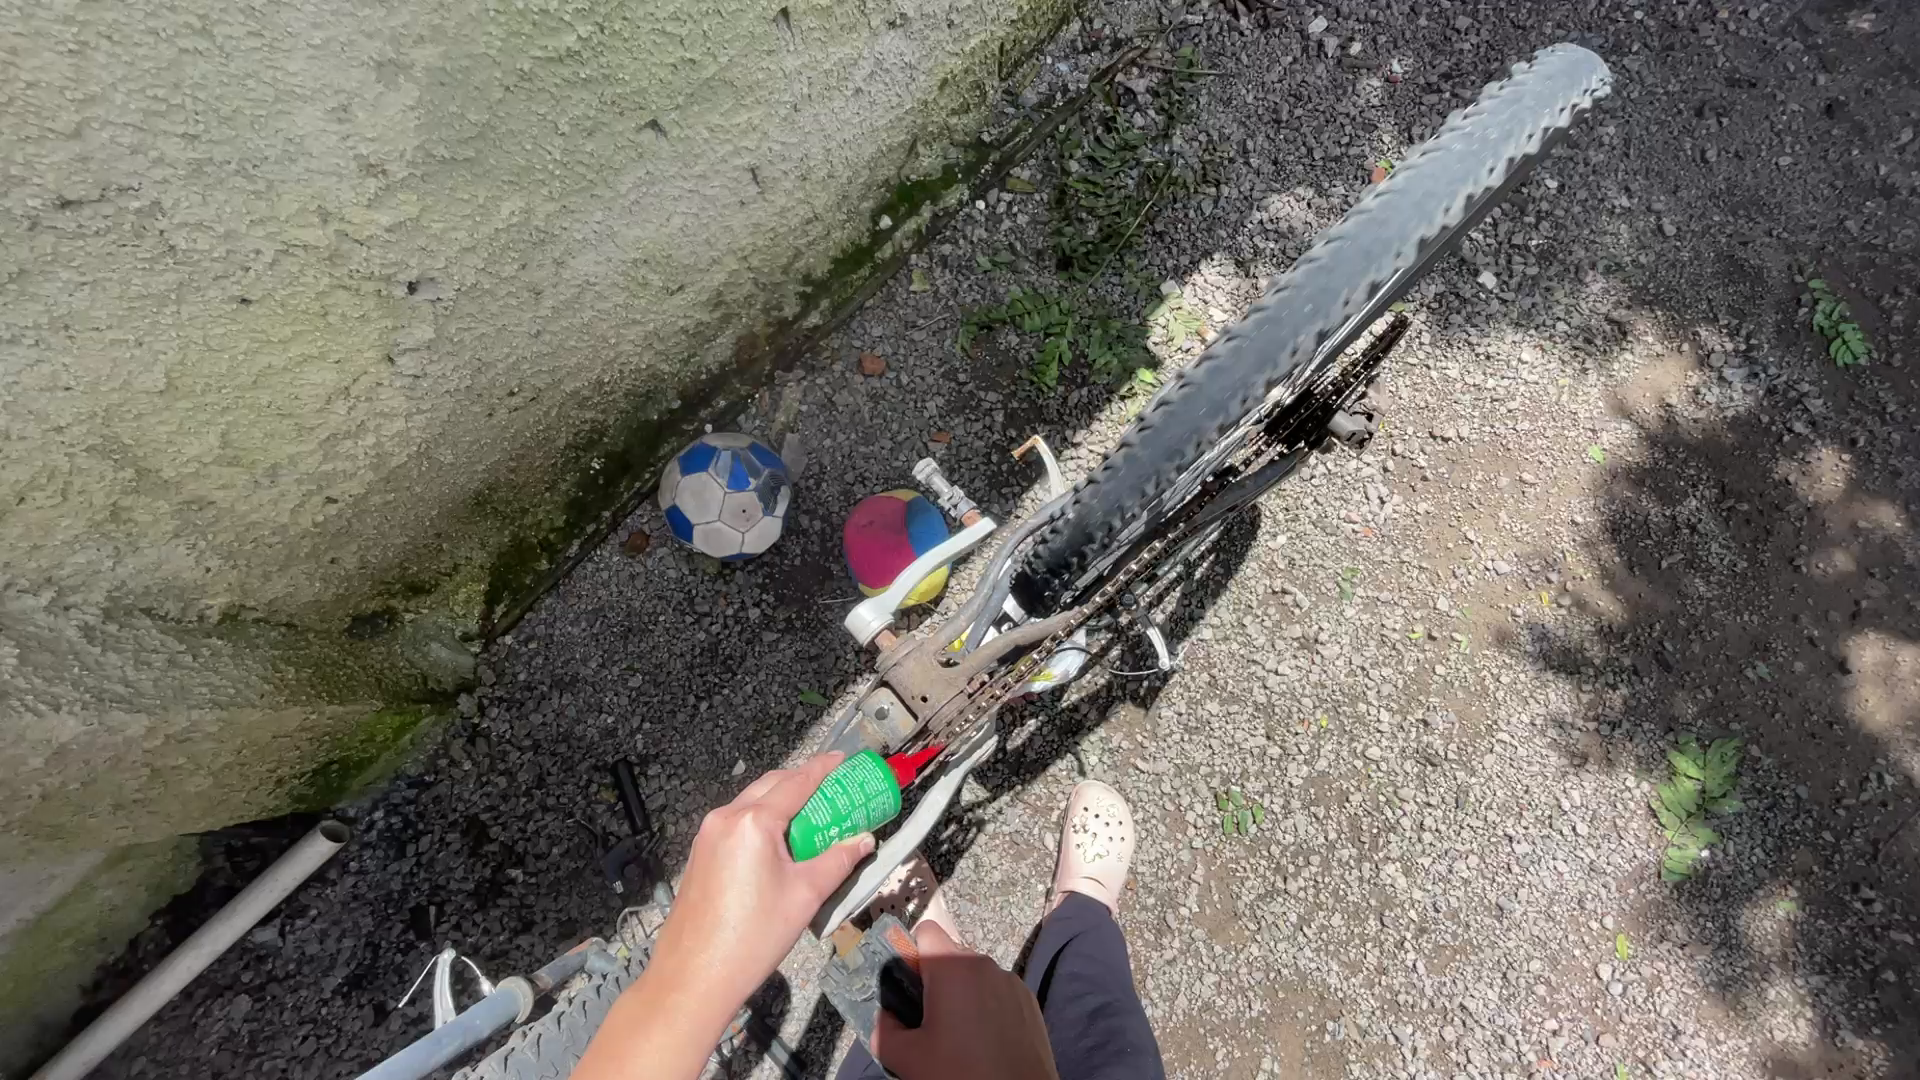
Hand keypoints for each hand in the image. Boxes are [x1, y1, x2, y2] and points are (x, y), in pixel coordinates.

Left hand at [651, 752, 876, 1005]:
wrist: (691, 980)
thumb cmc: (753, 937)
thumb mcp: (805, 896)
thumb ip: (838, 861)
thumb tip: (864, 841)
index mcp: (753, 821)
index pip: (796, 782)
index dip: (823, 767)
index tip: (844, 758)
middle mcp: (726, 817)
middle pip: (771, 784)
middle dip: (802, 779)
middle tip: (832, 787)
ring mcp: (707, 834)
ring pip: (751, 800)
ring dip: (780, 798)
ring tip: (809, 811)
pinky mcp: (699, 853)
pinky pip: (736, 820)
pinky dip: (761, 816)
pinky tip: (777, 839)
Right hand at [872, 922, 1059, 1079]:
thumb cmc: (960, 1074)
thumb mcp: (908, 1060)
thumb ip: (885, 1031)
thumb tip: (886, 1016)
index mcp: (952, 966)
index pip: (925, 931)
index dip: (912, 955)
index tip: (910, 989)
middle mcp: (983, 962)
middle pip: (949, 956)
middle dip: (936, 981)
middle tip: (931, 1022)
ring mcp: (1010, 979)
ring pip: (974, 974)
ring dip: (963, 994)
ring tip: (961, 1037)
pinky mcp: (1028, 998)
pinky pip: (997, 990)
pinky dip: (988, 1006)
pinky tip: (988, 1041)